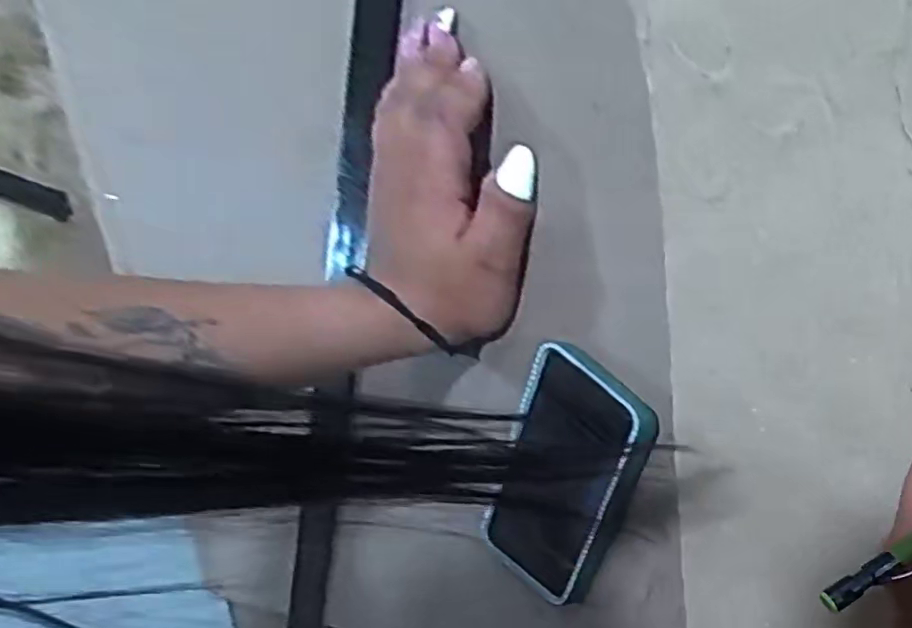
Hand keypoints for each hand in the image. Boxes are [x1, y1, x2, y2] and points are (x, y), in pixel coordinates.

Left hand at [363, 13, 536, 347]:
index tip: (479, 62)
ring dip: (411, 68)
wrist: (400, 314)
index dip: (464, 88)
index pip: (448, 115)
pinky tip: (404, 84)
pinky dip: (398, 93)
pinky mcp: (390, 181)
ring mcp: (393, 168)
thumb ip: (506, 206)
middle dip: (431, 61)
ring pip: (398, 102)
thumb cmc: (456, 291)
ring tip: (424, 36)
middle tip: (444, 23)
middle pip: (416, 97)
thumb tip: (522, 155)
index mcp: (435, 175)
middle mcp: (407, 160)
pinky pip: (390, 119)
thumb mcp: (493, 258)